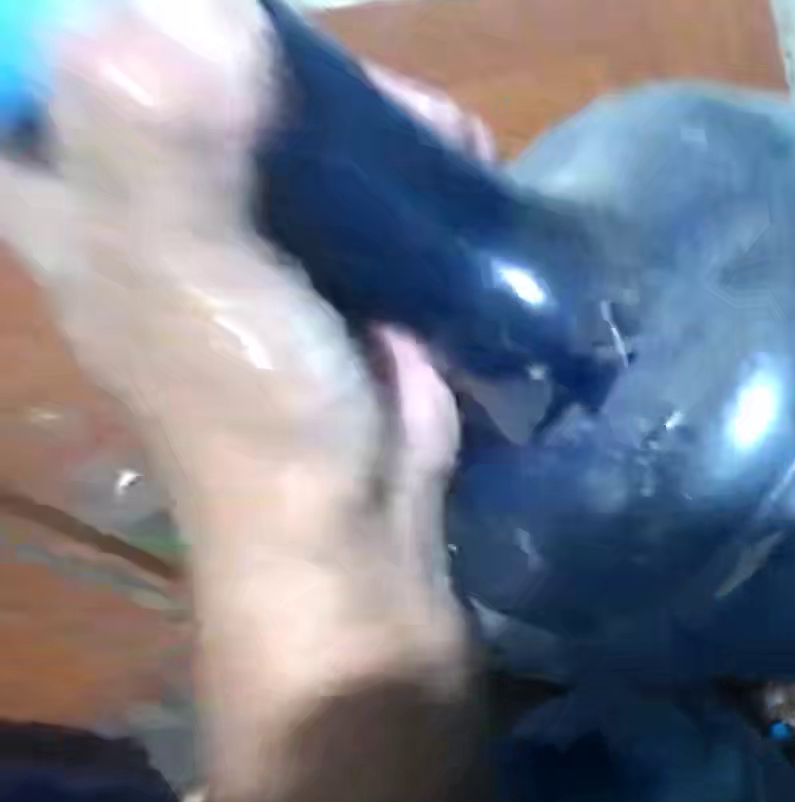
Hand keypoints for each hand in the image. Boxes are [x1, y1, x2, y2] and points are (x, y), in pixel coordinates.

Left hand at [0, 0, 486, 763]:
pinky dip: (419, 174)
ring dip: (377, 119)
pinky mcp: (357, 267)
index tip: (247, 16)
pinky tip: (465, 177)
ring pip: (306, 127)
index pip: (68, 30)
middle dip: (292, 59)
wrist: (357, 499)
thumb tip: (208, 3)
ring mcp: (271, 227)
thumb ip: (167, 137)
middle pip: (208, 66)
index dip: (145, 8)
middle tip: (379, 88)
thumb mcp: (190, 269)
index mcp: (70, 169)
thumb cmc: (253, 402)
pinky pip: (376, 191)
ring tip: (448, 136)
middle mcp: (164, 185)